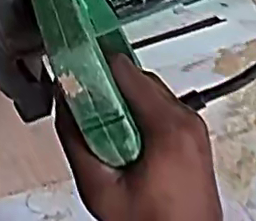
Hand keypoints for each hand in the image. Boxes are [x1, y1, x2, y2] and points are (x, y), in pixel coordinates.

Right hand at [57, 56, 222, 220]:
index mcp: (169, 127)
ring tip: (104, 128)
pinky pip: (158, 106)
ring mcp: (194, 129)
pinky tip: (124, 138)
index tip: (73, 73)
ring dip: (120, 99)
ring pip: (145, 88)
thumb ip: (73, 138)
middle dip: (105, 86)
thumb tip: (61, 99)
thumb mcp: (98, 189)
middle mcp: (187, 121)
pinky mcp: (194, 138)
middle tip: (84, 106)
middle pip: (133, 75)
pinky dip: (137, 112)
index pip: (120, 66)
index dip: (92, 65)